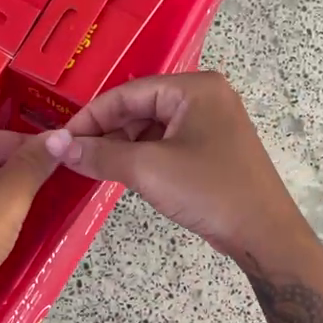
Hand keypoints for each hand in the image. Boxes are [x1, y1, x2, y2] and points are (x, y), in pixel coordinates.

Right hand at [53, 72, 306, 260]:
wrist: (263, 234)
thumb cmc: (209, 192)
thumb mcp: (148, 170)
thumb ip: (101, 154)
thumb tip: (58, 146)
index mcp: (194, 88)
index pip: (127, 93)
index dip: (90, 117)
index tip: (61, 141)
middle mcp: (204, 97)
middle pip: (140, 108)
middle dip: (107, 132)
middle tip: (75, 158)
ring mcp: (211, 123)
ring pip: (151, 128)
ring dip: (123, 147)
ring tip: (95, 168)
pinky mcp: (212, 149)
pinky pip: (167, 144)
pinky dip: (143, 157)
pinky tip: (124, 174)